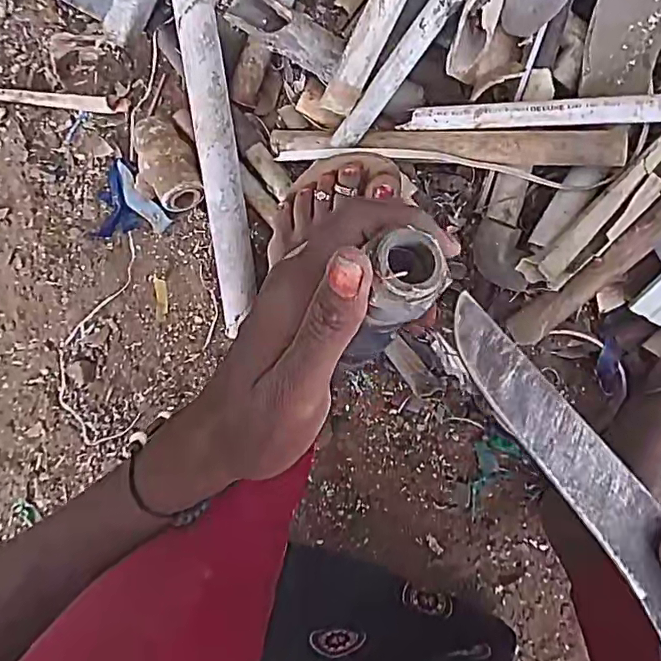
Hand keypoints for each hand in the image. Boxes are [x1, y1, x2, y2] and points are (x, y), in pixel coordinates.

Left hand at [137, 195, 456, 511]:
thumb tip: (354, 261)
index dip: (405, 222)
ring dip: (398, 265)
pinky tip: (394, 316)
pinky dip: (381, 286)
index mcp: (297, 285)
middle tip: (436, 282)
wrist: (220, 440)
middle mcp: (296, 278)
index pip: (355, 220)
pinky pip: (349, 278)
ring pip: (357, 250)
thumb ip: (328, 323)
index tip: (441, 247)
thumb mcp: (298, 383)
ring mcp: (298, 290)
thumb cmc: (254, 423)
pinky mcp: (304, 307)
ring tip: (422, 305)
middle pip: (359, 228)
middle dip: (408, 243)